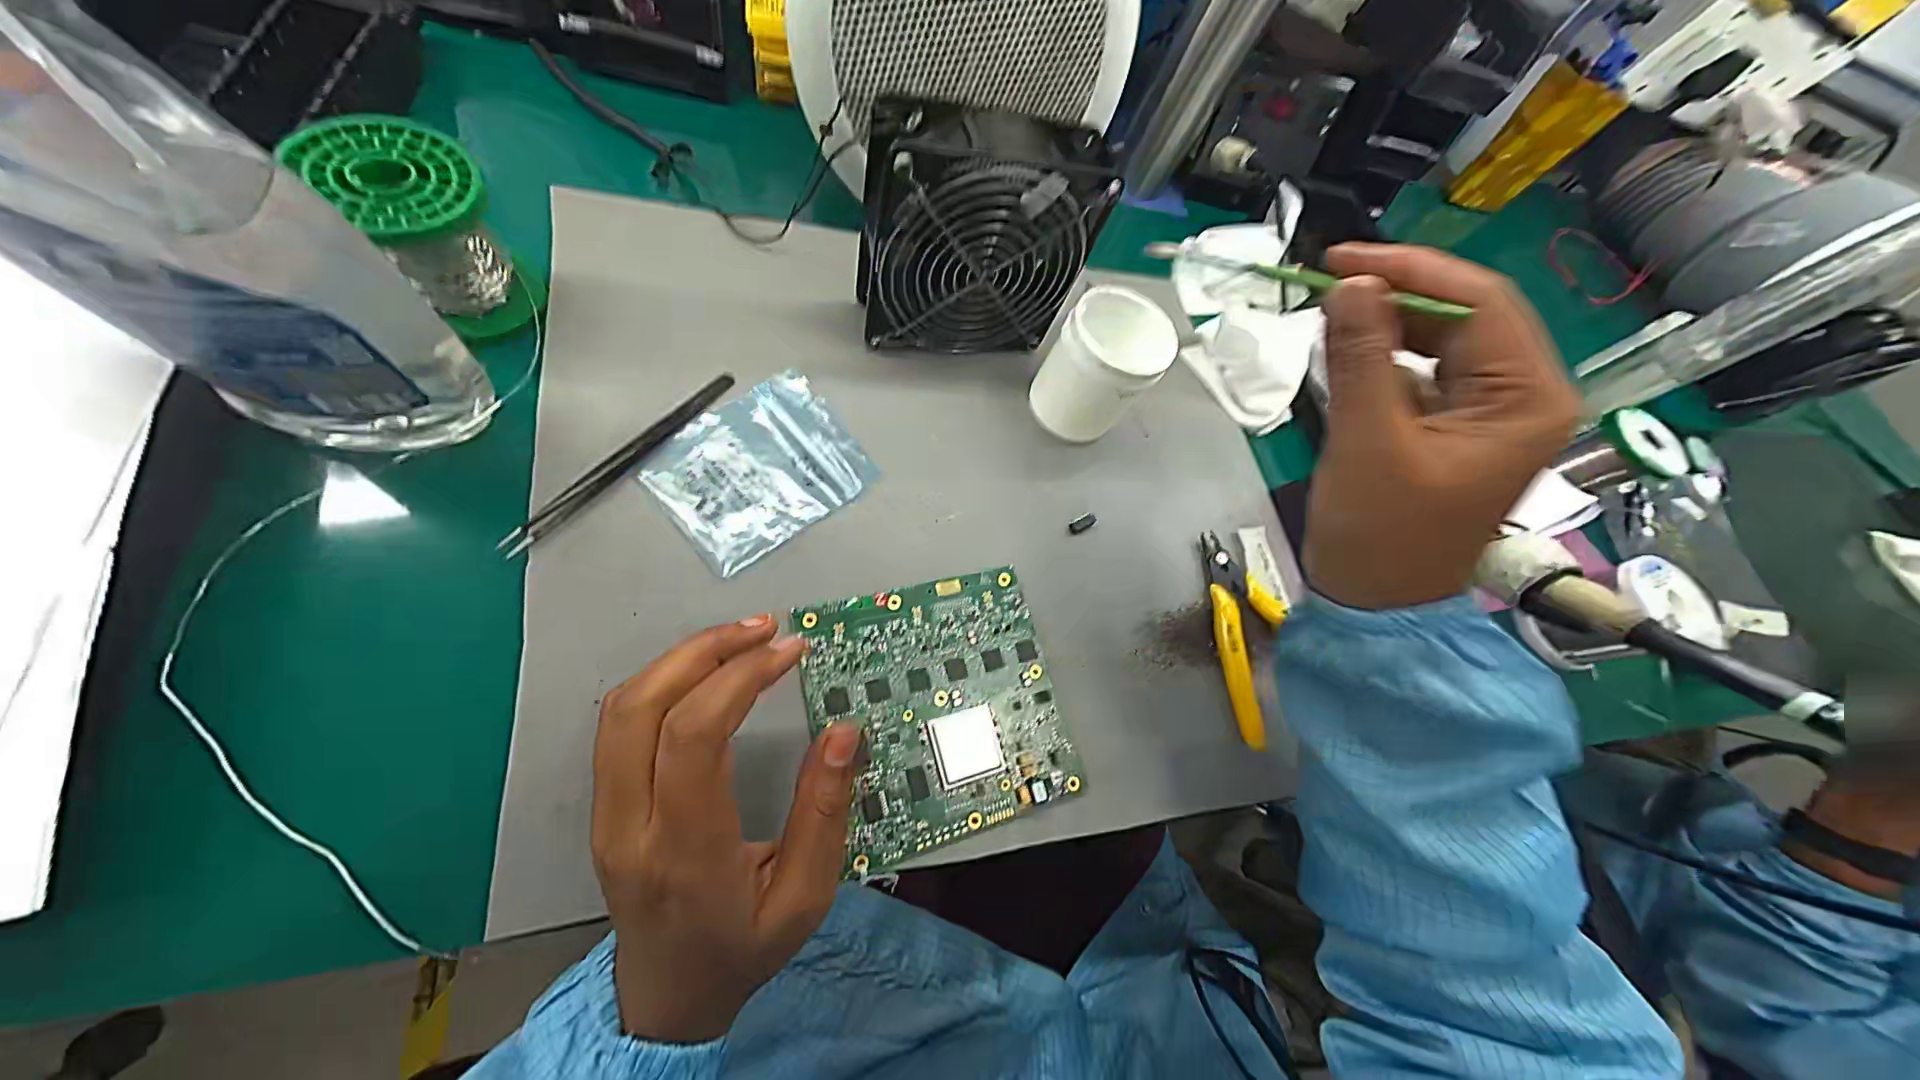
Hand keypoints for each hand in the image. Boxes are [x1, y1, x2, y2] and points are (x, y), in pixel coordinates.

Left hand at [591, 614, 863, 1041]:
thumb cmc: (741, 949)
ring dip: (683, 657)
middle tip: (765, 629)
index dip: (741, 679)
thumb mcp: (804, 897)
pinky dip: (664, 678)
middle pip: (642, 707)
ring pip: (622, 706)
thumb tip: (845, 732)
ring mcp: (606, 812)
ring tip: (742, 637)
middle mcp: (629, 825)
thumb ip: (825, 813)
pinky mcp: (603, 802)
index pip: (693, 738)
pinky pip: (619, 721)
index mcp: (683, 851)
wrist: (665, 999)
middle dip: (706, 650)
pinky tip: (707, 669)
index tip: (790, 652)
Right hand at [1306, 244, 1579, 609]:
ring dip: (1385, 324)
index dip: (1409, 271)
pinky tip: (1345, 352)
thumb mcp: (1365, 441)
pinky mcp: (1453, 429)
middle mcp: (1521, 396)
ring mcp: (1487, 413)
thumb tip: (1351, 285)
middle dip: (1396, 295)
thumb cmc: (1378, 533)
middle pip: (1462, 318)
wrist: (1373, 602)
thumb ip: (1360, 358)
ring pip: (1439, 342)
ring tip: (1330, 314)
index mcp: (1525, 398)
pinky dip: (1382, 358)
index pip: (1478, 303)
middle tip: (1327, 284)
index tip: (1340, 258)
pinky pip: (1421, 373)